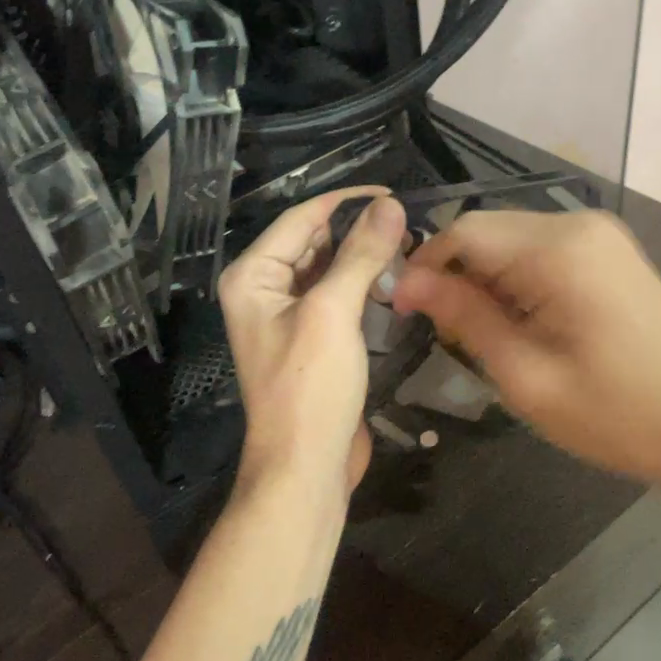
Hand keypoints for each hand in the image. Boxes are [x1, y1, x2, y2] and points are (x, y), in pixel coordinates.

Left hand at [218, 187, 407, 498]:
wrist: (305, 467)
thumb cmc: (310, 387)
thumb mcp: (334, 313)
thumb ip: (359, 255)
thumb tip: (389, 205)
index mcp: (252, 275)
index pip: (301, 218)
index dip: (345, 201)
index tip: (393, 193)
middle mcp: (262, 289)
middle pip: (313, 241)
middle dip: (356, 229)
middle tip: (408, 223)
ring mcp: (285, 315)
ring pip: (327, 268)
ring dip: (362, 257)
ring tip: (408, 245)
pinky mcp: (309, 338)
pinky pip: (334, 297)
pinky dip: (361, 286)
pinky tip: (394, 281)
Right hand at [390, 209, 660, 494]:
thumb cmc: (618, 415)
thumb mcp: (526, 376)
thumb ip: (465, 318)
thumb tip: (407, 282)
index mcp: (558, 251)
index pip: (462, 233)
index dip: (423, 266)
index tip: (400, 310)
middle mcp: (577, 225)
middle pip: (484, 230)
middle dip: (453, 273)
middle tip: (445, 332)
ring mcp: (599, 235)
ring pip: (508, 238)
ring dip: (482, 277)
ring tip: (481, 333)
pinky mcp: (609, 252)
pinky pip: (538, 248)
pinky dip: (513, 277)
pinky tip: (518, 321)